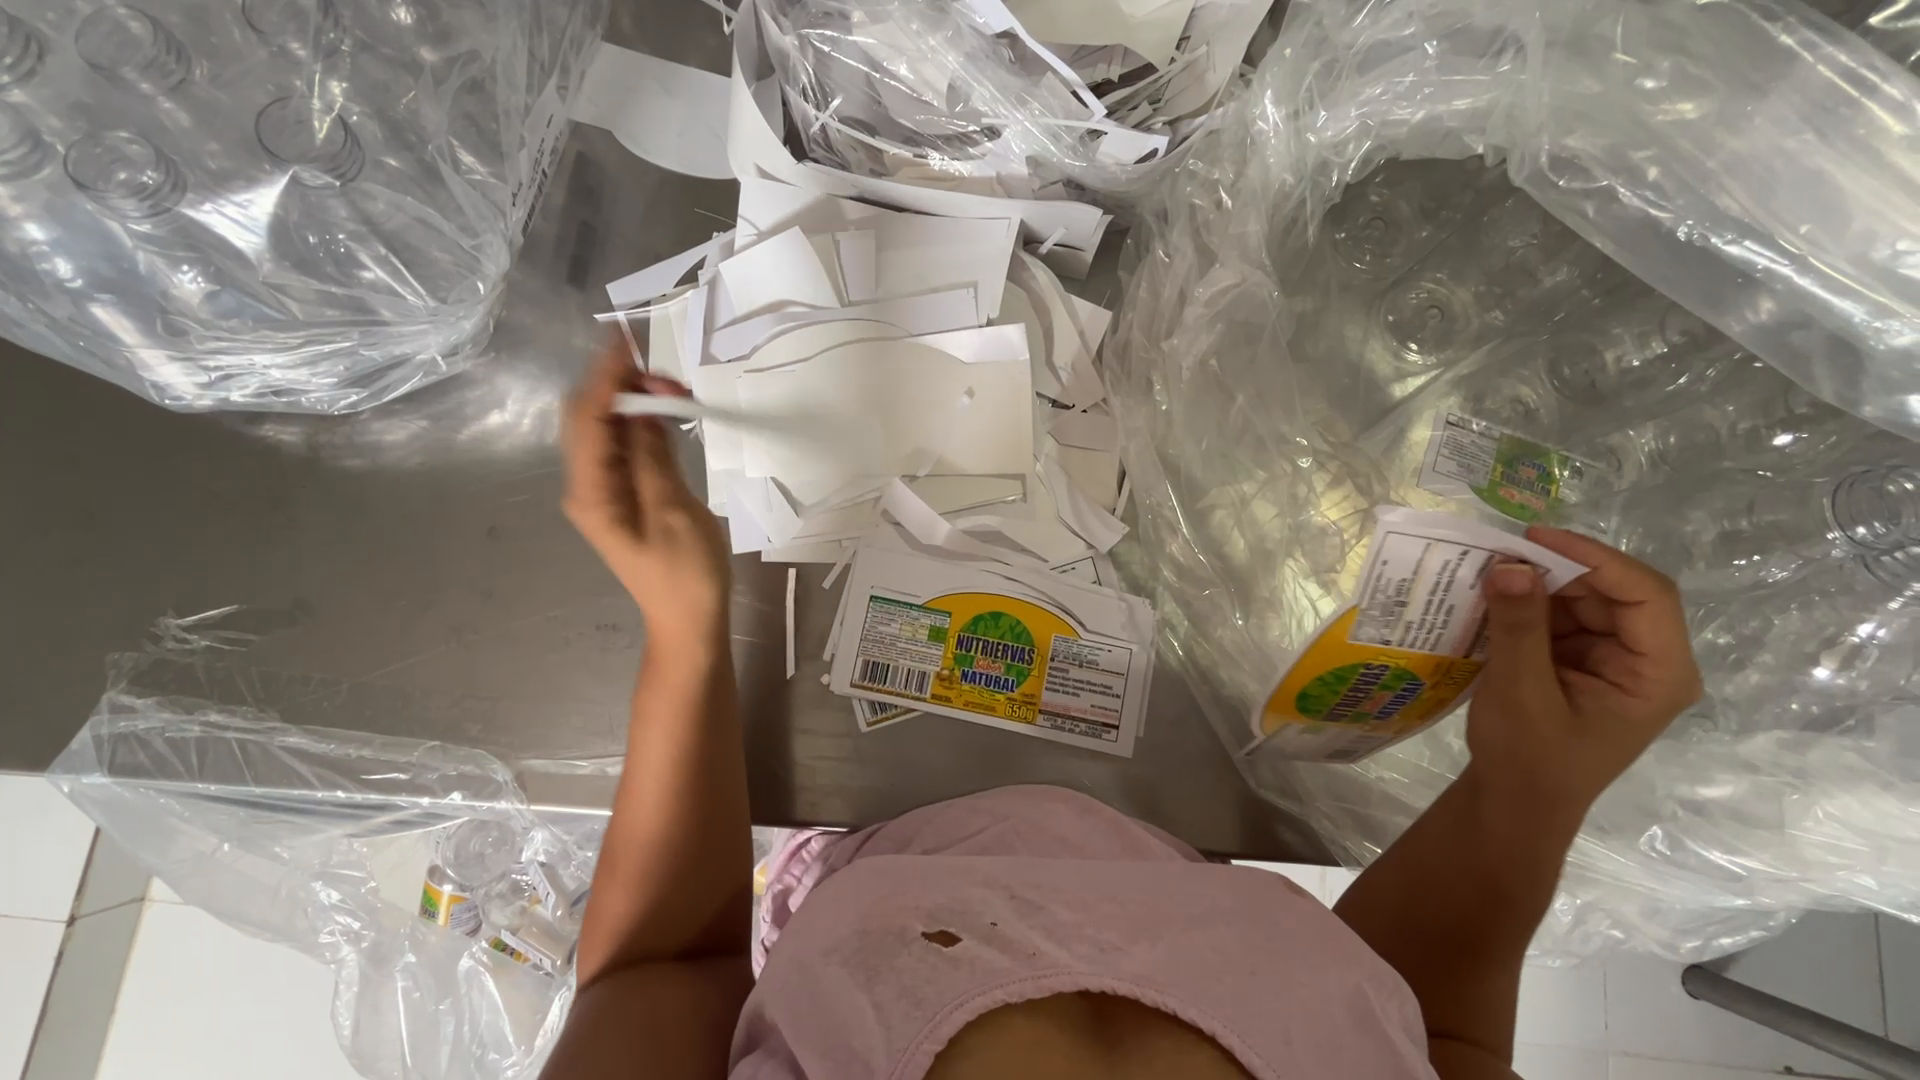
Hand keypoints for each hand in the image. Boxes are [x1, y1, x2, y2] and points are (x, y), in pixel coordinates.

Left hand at [562, 338, 730, 645]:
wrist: (687, 622)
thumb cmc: (686, 575)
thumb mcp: (674, 512)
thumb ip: (653, 457)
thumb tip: (643, 407)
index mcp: (592, 492)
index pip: (587, 416)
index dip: (605, 374)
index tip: (630, 338)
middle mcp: (586, 485)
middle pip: (586, 415)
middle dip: (617, 381)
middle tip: (662, 367)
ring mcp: (602, 489)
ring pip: (604, 427)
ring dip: (630, 399)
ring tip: (670, 385)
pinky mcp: (621, 493)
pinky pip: (621, 444)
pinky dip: (638, 421)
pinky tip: (663, 412)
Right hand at [1464, 525, 1702, 814]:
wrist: (1514, 803)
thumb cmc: (1528, 757)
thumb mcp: (1520, 690)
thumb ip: (1519, 626)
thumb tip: (1509, 564)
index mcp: (1659, 673)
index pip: (1646, 595)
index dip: (1595, 558)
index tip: (1534, 539)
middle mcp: (1647, 660)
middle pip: (1614, 592)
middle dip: (1559, 571)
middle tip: (1499, 556)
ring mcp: (1613, 660)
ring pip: (1583, 601)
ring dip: (1537, 586)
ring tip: (1487, 574)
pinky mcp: (1581, 663)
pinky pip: (1559, 619)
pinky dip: (1526, 606)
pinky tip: (1491, 599)